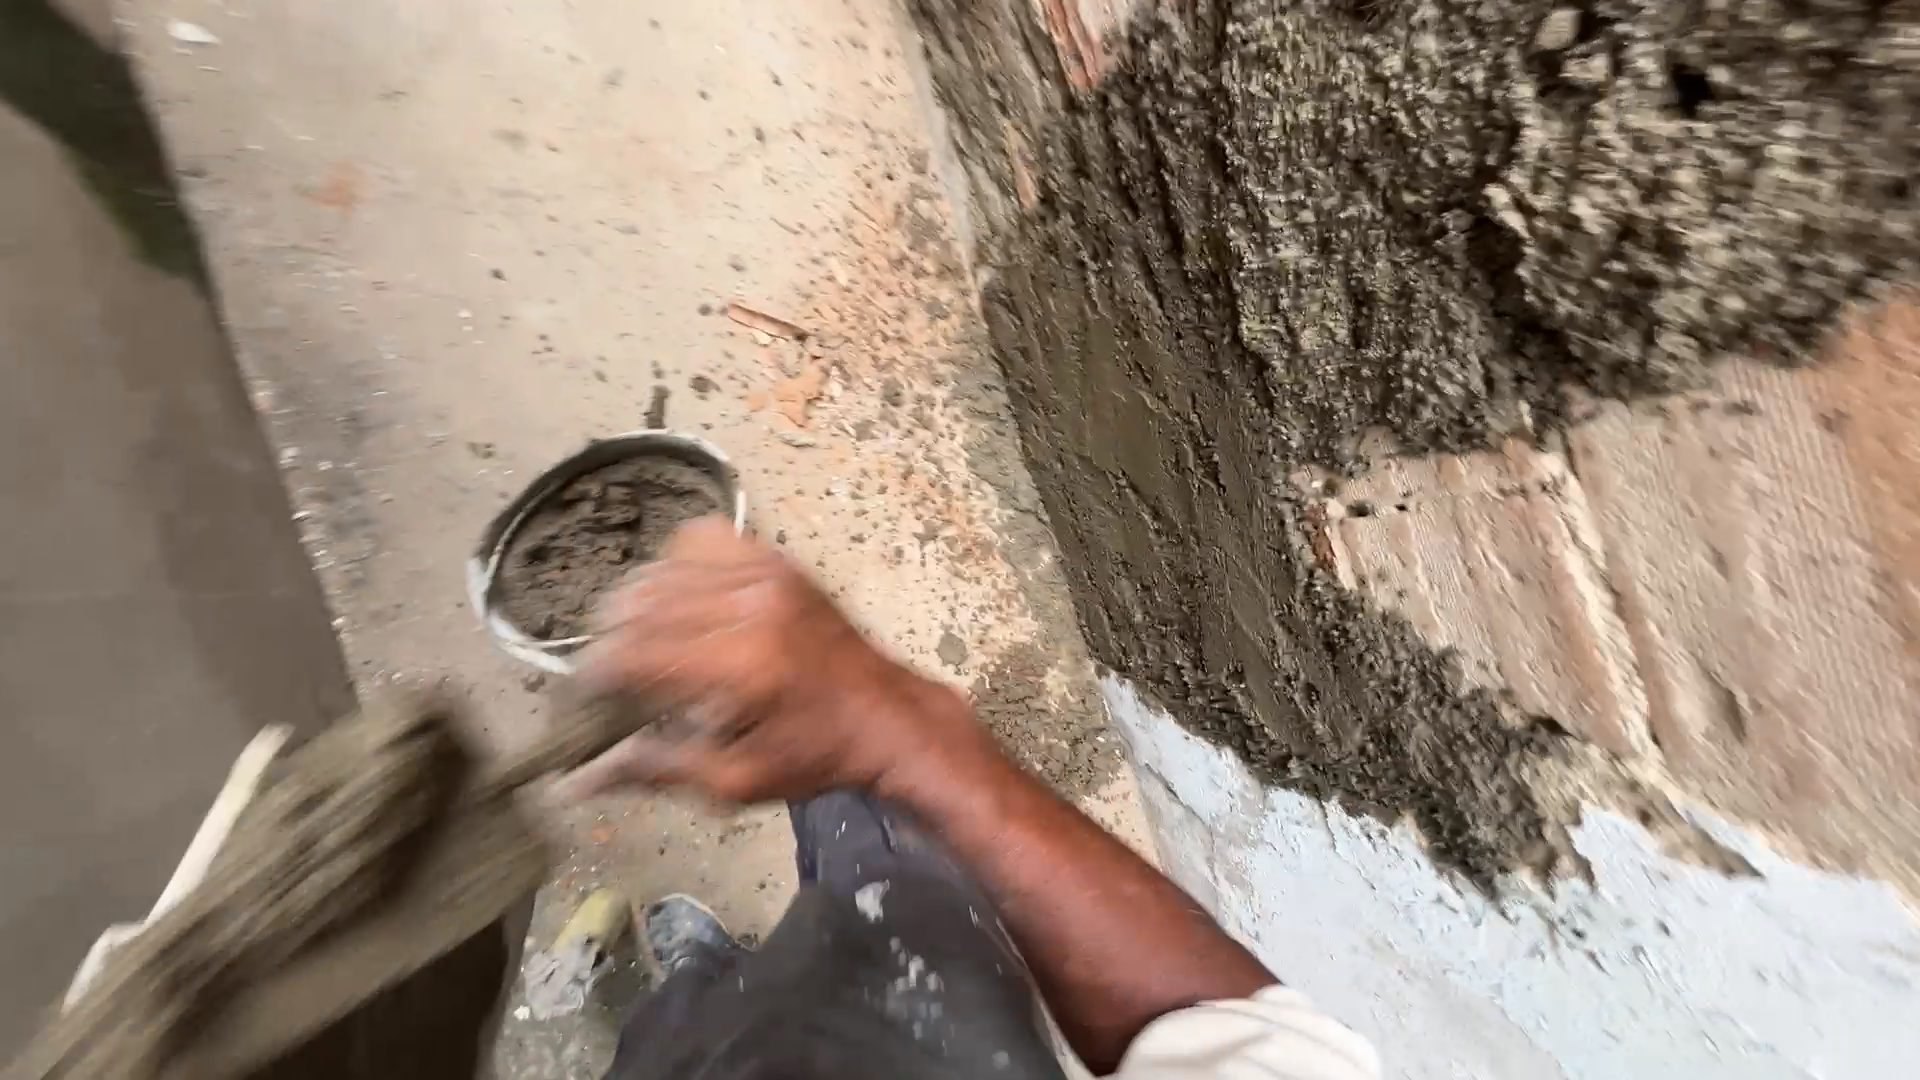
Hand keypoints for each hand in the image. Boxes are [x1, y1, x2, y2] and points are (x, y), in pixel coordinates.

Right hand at [556, 517, 998, 804]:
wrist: (887, 715)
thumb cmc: (817, 755)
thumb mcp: (738, 781)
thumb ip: (658, 769)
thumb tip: (576, 780)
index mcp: (739, 666)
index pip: (635, 651)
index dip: (598, 670)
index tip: (591, 690)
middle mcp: (751, 609)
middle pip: (645, 603)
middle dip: (614, 635)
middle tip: (616, 666)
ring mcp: (770, 577)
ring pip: (669, 564)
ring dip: (642, 597)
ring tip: (644, 630)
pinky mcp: (783, 565)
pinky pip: (712, 536)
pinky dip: (684, 558)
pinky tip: (686, 590)